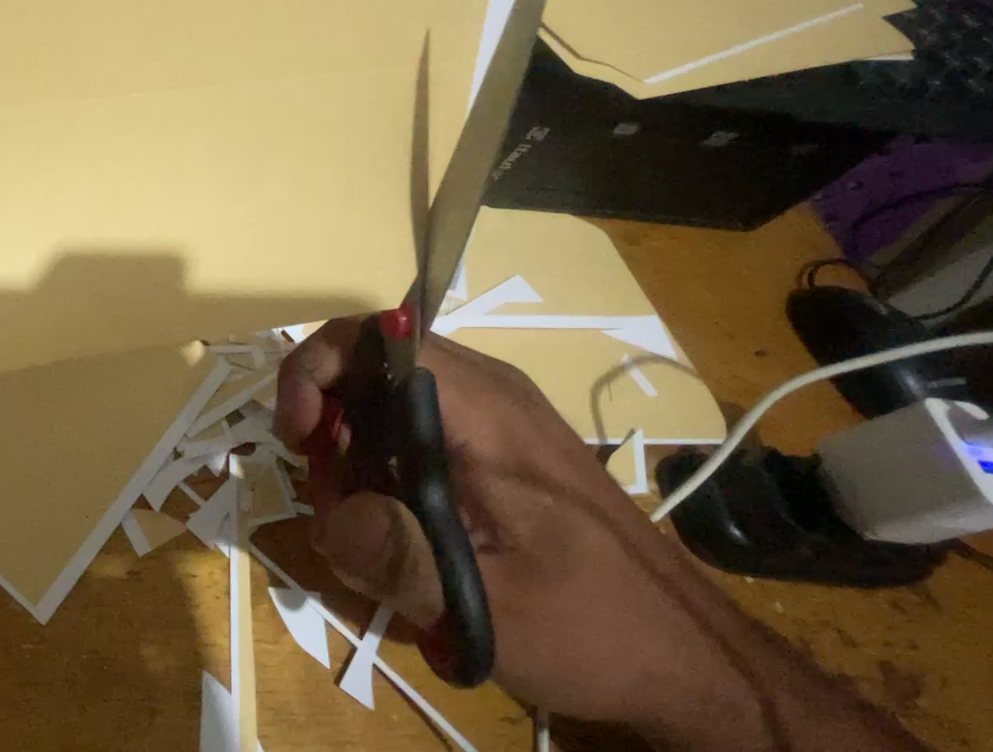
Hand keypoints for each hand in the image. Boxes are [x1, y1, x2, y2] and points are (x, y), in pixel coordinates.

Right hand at [273, 324, 756, 731]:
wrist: (691, 658)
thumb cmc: (595, 627)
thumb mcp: (486, 607)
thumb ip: (397, 557)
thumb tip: (325, 517)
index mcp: (480, 406)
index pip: (372, 335)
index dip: (316, 370)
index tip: (301, 440)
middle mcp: (480, 392)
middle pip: (364, 368)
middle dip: (328, 429)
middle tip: (334, 503)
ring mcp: (486, 418)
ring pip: (379, 404)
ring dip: (351, 461)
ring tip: (368, 535)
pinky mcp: (489, 449)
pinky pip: (407, 433)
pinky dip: (381, 474)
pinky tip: (399, 534)